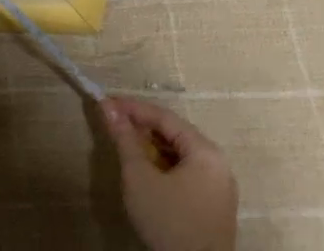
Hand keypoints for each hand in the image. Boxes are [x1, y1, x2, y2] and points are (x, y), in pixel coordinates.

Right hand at [88, 96, 237, 250]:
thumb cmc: (168, 220)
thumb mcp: (139, 176)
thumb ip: (124, 139)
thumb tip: (107, 106)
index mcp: (205, 151)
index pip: (164, 117)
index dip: (132, 107)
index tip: (104, 104)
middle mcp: (218, 163)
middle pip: (175, 133)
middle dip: (142, 126)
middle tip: (112, 124)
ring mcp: (219, 186)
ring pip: (180, 153)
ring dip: (152, 145)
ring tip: (125, 145)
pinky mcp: (214, 204)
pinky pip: (187, 171)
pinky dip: (164, 164)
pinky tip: (146, 171)